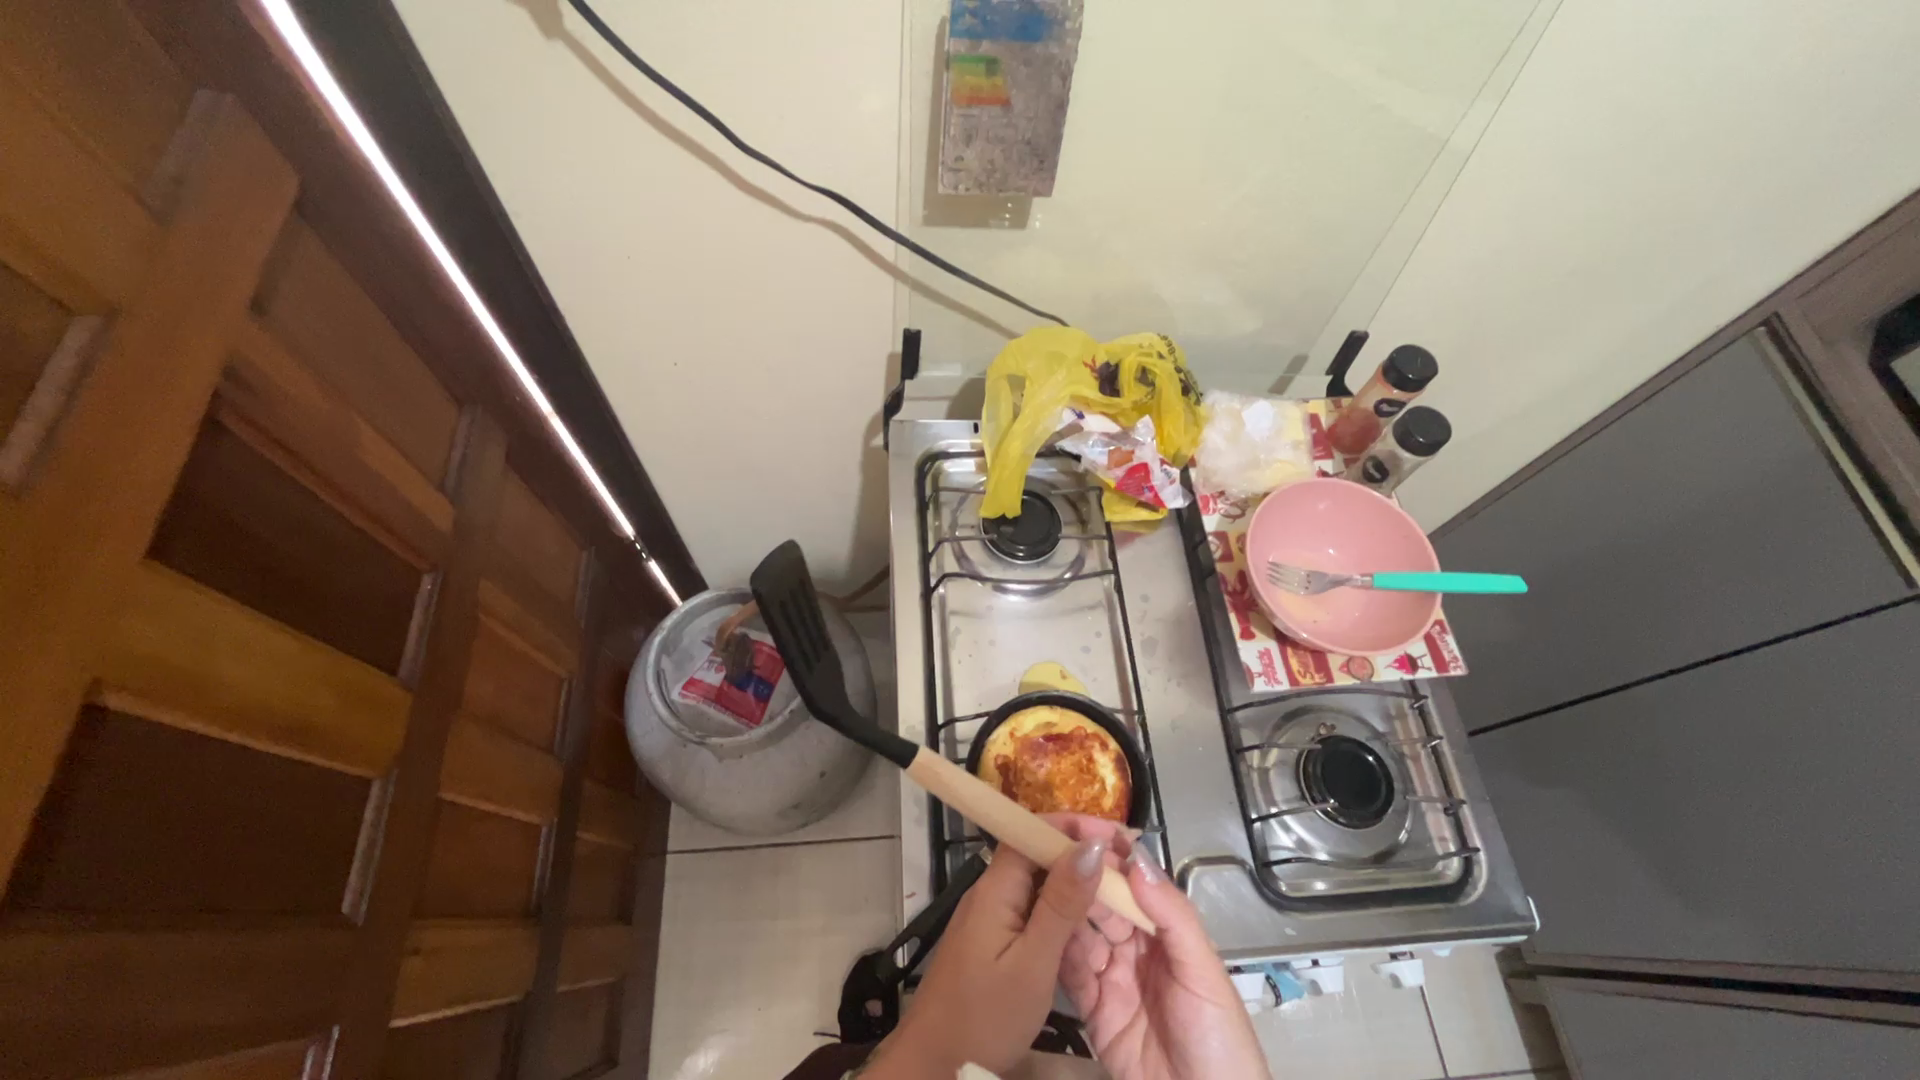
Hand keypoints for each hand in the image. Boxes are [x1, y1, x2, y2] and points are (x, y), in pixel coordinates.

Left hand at [865, 835, 1107, 1079]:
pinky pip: (1031, 908)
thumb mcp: (1033, 963)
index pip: (1031, 833)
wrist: (935, 1066)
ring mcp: (990, 917)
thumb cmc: (985, 1017)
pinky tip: (1089, 919)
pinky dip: (1061, 906)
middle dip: (1079, 850)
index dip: (1072, 827)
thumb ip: (1062, 904)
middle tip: (1127, 862)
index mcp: (995, 889)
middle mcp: (990, 893)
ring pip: (1035, 882)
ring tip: (1119, 886)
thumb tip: (1090, 846)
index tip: (1114, 835)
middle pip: (1035, 853)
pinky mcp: (994, 941)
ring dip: (1073, 878)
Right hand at [1056, 816, 1270, 1079]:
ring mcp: (1112, 977)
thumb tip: (1134, 857)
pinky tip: (1037, 926)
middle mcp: (1136, 947)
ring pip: (1080, 930)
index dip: (1109, 852)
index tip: (1080, 826)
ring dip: (1061, 905)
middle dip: (1078, 873)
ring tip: (1034, 877)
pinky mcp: (1091, 1009)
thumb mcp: (1203, 971)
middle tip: (1045, 846)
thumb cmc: (1218, 1038)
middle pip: (1102, 901)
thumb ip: (1171, 914)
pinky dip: (1053, 948)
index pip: (1133, 880)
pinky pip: (1069, 971)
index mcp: (1167, 932)